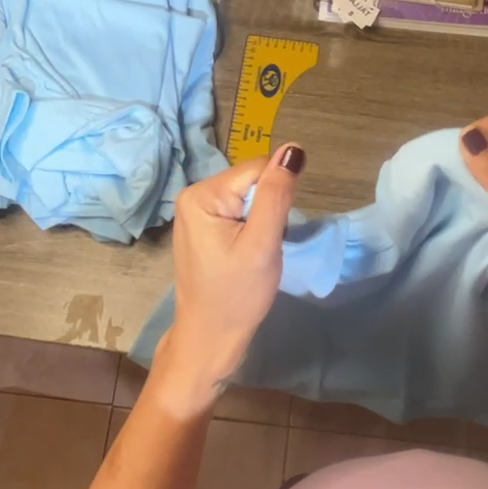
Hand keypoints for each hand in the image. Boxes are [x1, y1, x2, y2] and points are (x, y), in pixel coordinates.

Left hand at [151, 143, 305, 414]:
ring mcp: (195, 211)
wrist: (210, 340)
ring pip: (249, 196)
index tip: (272, 233)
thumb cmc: (237, 296)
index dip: (277, 196)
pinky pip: (239, 211)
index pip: (258, 168)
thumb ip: (278, 194)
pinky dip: (252, 229)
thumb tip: (294, 148)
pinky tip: (246, 254)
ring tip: (254, 252)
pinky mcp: (203, 227)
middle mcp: (193, 194)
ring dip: (262, 220)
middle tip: (263, 246)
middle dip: (269, 208)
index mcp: (202, 194)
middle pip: (252, 181)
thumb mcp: (263, 244)